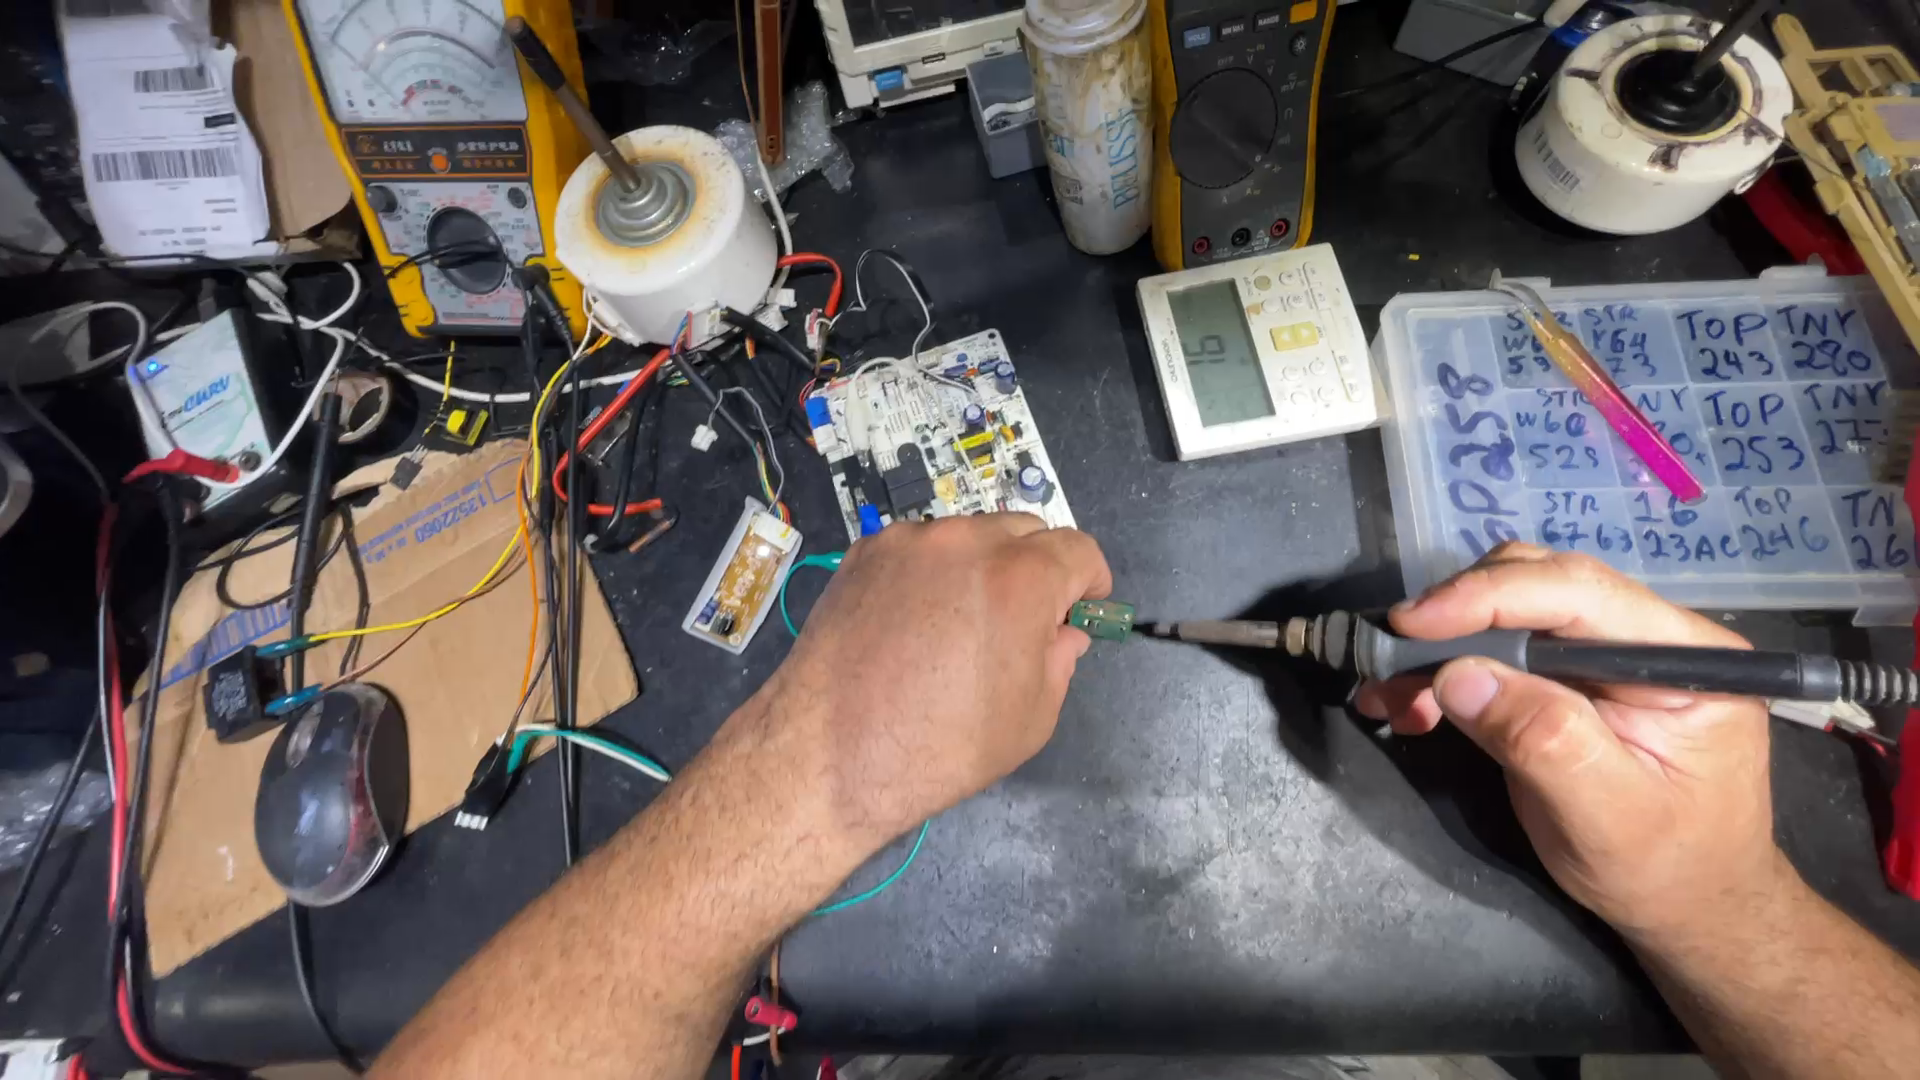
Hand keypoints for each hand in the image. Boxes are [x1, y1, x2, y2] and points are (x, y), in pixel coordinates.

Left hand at [737, 513, 1110, 852]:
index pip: (1078, 549)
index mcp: (1020, 578)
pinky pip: (920, 547)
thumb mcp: (1030, 717)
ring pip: (969, 535)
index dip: (1089, 580)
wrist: (828, 753)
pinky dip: (931, 570)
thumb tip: (1062, 633)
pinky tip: (910, 618)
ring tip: (957, 621)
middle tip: (1022, 618)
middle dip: (1037, 568)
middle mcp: (966, 540)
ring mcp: (909, 540)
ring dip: (982, 565)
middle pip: (1025, 532)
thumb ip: (1060, 660)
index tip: (1082, 605)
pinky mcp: (865, 551)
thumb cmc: (941, 747)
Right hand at [1353, 543, 1786, 943]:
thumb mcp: (1607, 817)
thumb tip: (1458, 676)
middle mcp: (1636, 637)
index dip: (1486, 596)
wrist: (1680, 904)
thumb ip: (1544, 739)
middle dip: (1451, 615)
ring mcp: (1590, 652)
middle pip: (1528, 583)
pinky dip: (1430, 671)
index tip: (1410, 623)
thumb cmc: (1664, 868)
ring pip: (1493, 608)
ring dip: (1430, 646)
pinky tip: (1403, 706)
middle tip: (1390, 654)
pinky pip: (1478, 647)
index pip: (1576, 591)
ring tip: (1388, 693)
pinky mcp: (1549, 673)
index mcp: (1680, 657)